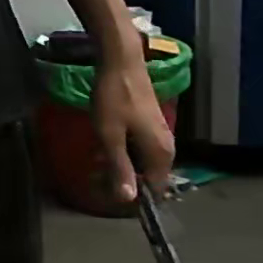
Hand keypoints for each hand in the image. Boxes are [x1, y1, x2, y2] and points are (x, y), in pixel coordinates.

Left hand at [90, 53, 173, 203]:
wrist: (122, 64)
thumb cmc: (114, 99)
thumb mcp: (110, 135)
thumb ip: (119, 166)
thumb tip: (128, 199)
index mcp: (162, 154)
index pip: (155, 189)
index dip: (132, 196)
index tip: (107, 196)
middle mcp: (167, 147)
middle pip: (148, 176)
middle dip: (122, 181)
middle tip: (95, 180)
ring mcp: (159, 134)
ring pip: (141, 161)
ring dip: (119, 166)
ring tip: (95, 166)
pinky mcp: (149, 125)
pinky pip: (137, 148)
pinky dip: (121, 152)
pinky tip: (101, 149)